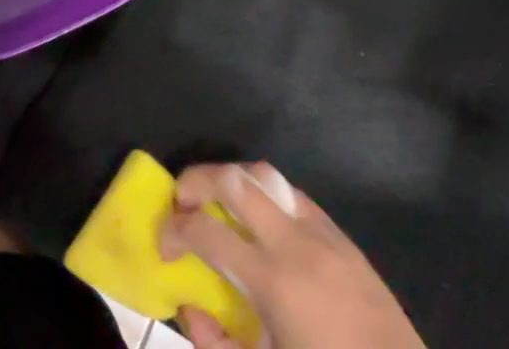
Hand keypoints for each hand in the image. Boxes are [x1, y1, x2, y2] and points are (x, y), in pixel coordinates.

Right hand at [160, 163, 425, 348]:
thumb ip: (214, 340)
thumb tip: (189, 306)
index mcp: (275, 281)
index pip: (204, 231)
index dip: (172, 231)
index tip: (164, 249)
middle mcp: (297, 244)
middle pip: (232, 179)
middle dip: (193, 182)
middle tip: (181, 206)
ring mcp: (325, 235)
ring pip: (265, 175)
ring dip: (230, 182)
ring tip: (217, 207)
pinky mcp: (345, 239)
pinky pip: (294, 197)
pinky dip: (265, 198)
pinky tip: (261, 227)